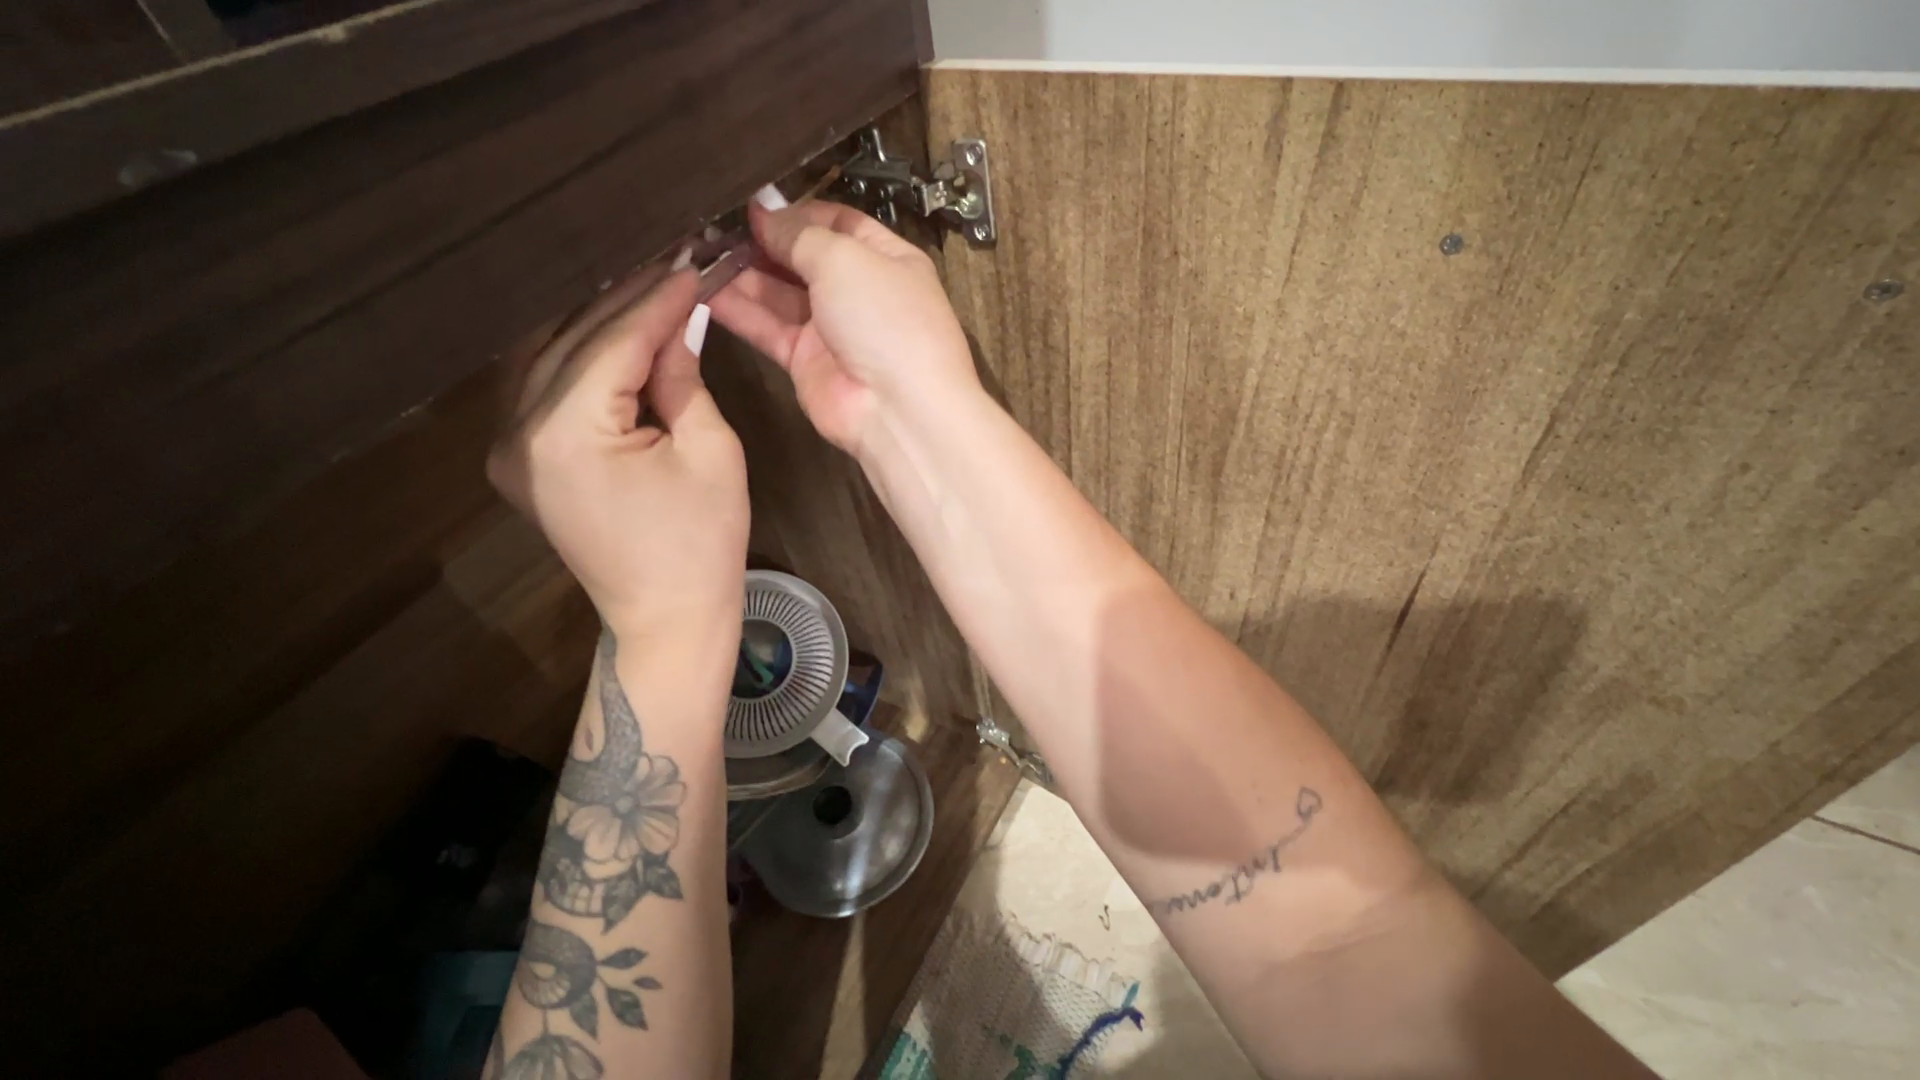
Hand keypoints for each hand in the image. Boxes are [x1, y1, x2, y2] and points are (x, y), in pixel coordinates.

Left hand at [489, 268, 747, 650]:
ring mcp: (508, 449)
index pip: (615, 341)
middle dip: (628, 303)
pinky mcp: (517, 462)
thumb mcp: (711, 451)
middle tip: (674, 266)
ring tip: (648, 293)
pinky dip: (577, 359)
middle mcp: (520, 432)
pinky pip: (542, 390)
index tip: (691, 262)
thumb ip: (682, 376)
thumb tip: (676, 322)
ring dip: (599, 325)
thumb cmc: (702, 544)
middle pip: (575, 341)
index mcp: (568, 432)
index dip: (657, 299)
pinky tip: (612, 337)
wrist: (666, 620)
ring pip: (549, 358)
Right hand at [708, 201, 981, 456]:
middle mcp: (859, 290)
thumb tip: (764, 214)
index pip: (839, 222)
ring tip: (699, 251)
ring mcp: (831, 328)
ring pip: (780, 293)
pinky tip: (702, 289)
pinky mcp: (805, 361)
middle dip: (764, 242)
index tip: (753, 202)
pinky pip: (767, 327)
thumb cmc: (885, 319)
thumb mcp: (845, 259)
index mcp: (886, 258)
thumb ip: (800, 234)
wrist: (898, 408)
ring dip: (744, 273)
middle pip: (804, 257)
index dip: (798, 210)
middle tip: (715, 225)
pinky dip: (738, 310)